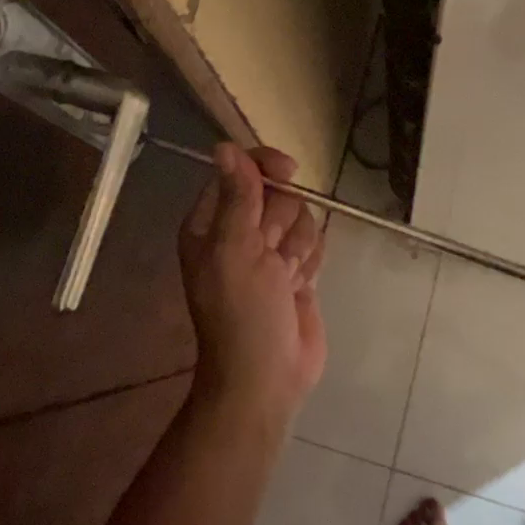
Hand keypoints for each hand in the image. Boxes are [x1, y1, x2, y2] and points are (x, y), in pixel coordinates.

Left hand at [177, 144, 326, 421]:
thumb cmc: (242, 315)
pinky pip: (314, 244)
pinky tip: (300, 288)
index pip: (240, 170)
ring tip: (285, 280)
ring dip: (299, 246)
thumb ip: (236, 197)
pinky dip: (311, 263)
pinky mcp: (295, 270)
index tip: (287, 172)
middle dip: (283, 221)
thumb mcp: (234, 251)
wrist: (267, 378)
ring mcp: (268, 252)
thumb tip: (224, 146)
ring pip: (300, 217)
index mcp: (210, 223)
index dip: (264, 168)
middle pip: (277, 193)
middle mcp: (237, 231)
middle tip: (272, 258)